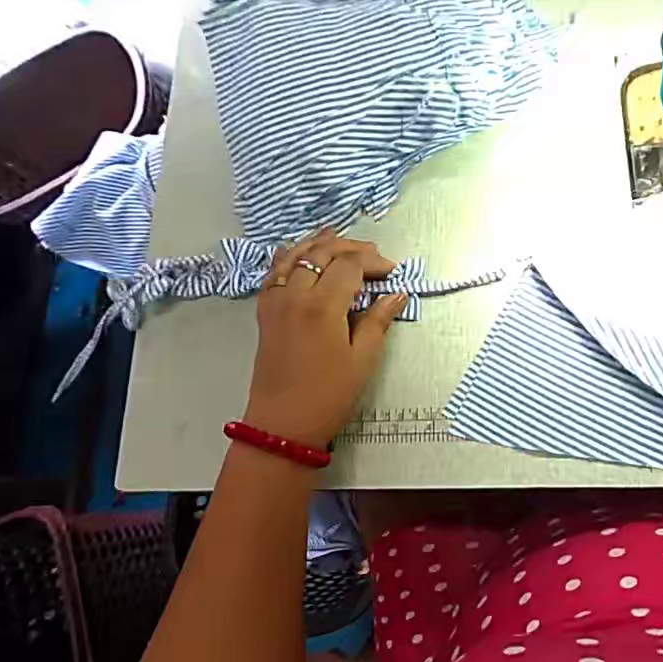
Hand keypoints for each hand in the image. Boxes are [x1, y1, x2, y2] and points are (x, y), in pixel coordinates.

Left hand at [240, 229, 406, 449]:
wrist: (283, 423)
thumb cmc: (329, 394)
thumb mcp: (363, 359)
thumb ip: (378, 320)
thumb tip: (397, 294)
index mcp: (323, 306)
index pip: (350, 265)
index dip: (374, 262)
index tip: (391, 273)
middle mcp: (296, 294)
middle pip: (323, 252)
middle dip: (351, 248)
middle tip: (374, 255)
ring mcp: (276, 300)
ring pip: (296, 255)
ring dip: (319, 244)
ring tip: (338, 238)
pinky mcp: (265, 311)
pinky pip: (275, 271)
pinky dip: (290, 256)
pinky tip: (300, 253)